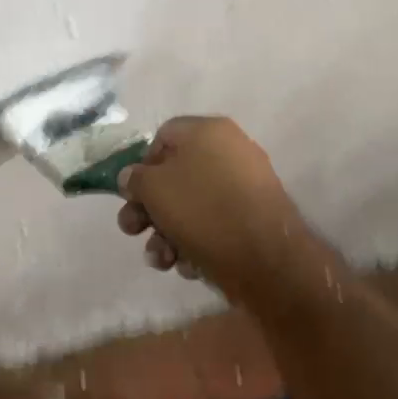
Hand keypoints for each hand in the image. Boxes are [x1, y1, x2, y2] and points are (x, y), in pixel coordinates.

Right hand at [116, 116, 293, 289]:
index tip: (133, 192)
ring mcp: (244, 189)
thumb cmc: (202, 210)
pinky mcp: (252, 222)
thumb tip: (133, 177)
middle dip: (147, 209)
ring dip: (166, 235)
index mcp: (208, 132)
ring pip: (190, 208)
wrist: (265, 259)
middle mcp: (229, 154)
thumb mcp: (153, 188)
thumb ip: (135, 178)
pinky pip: (213, 226)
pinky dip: (195, 244)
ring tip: (162, 260)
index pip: (162, 137)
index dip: (141, 164)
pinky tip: (188, 266)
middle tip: (134, 230)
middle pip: (173, 177)